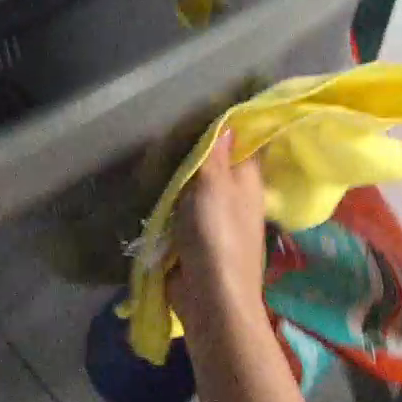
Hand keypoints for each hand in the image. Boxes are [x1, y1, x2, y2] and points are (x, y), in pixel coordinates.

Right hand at [166, 130, 267, 332]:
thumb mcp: (214, 187)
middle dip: (198, 147)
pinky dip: (171, 198)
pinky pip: (182, 208)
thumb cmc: (216, 236)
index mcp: (248, 182)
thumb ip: (216, 155)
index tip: (211, 103)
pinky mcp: (195, 237)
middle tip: (171, 122)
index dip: (234, 125)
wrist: (210, 298)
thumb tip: (230, 123)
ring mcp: (215, 218)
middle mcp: (236, 196)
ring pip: (198, 185)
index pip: (247, 144)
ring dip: (181, 173)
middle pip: (219, 163)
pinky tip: (152, 183)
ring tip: (156, 147)